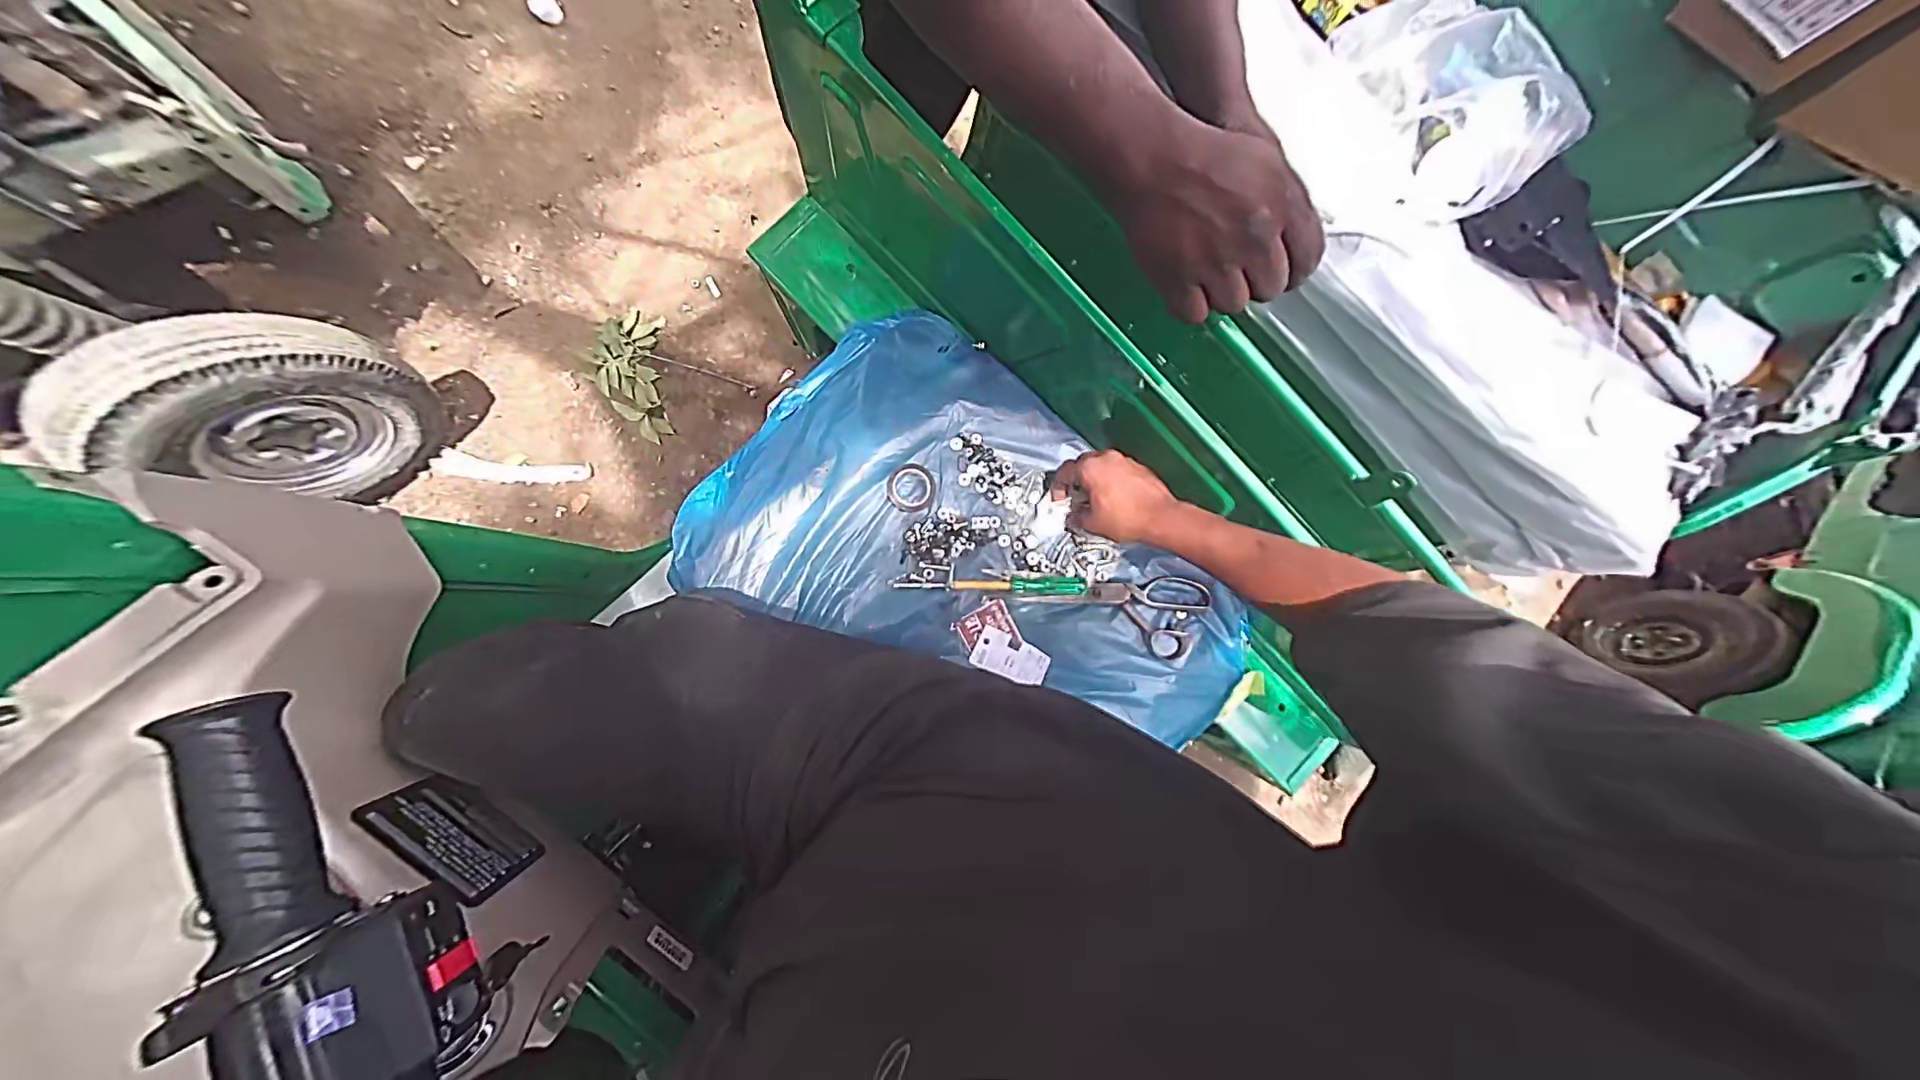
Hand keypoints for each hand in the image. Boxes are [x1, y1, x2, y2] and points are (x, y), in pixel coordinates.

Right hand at [1050, 449, 1181, 544]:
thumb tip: (1075, 515)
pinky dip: (1110, 480)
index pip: (1064, 472)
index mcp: (1090, 468)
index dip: (1057, 487)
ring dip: (1093, 479)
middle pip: (1081, 464)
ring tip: (1094, 498)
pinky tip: (1112, 497)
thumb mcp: (1092, 523)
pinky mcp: (1137, 467)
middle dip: (1075, 481)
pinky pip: (1116, 469)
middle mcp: (1106, 458)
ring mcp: (1123, 460)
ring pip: (1100, 465)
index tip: (1059, 498)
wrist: (1161, 518)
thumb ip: (1076, 516)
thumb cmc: (1129, 518)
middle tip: (1074, 497)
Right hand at [1104, 113, 1325, 323]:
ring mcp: (1215, 264)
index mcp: (1282, 207)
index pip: (1308, 259)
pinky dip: (1190, 306)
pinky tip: (1185, 288)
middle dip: (1255, 280)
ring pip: (1234, 304)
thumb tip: (1293, 238)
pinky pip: (1195, 314)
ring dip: (1221, 293)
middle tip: (1236, 267)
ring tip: (1206, 272)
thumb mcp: (1266, 160)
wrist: (1153, 161)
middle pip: (1270, 288)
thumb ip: (1287, 202)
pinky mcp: (1179, 280)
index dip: (1295, 270)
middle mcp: (1253, 240)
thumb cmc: (1204, 153)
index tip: (1281, 271)